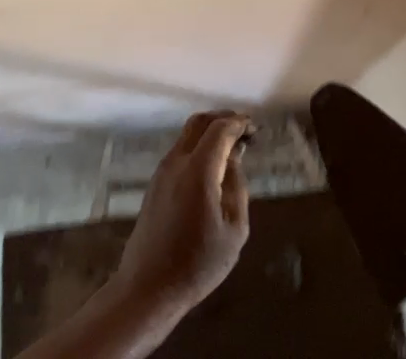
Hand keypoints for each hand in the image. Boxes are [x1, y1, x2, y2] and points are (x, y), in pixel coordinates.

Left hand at [110, 110, 251, 314]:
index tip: (255, 130)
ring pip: (186, 135)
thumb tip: (234, 159)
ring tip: (233, 148)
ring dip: (210, 132)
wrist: (149, 286)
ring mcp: (161, 172)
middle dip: (223, 118)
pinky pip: (180, 152)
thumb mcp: (234, 229)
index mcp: (197, 170)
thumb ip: (237, 187)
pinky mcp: (155, 184)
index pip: (219, 129)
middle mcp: (175, 162)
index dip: (239, 123)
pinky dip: (199, 147)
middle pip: (198, 122)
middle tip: (244, 129)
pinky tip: (214, 166)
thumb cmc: (198, 263)